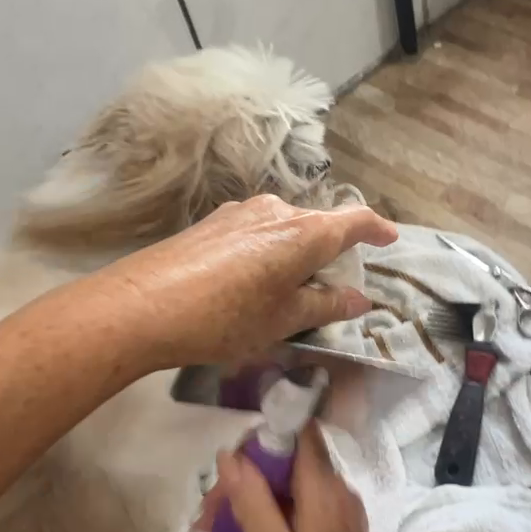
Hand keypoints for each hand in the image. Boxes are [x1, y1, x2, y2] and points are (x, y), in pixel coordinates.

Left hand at [62, 195, 395, 372]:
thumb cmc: (225, 318)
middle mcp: (276, 211)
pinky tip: (249, 282)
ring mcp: (240, 212)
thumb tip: (359, 299)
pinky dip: (268, 252)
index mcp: (304, 233)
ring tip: (286, 291)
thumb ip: (325, 305)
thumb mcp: (283, 320)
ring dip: (295, 254)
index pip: (354, 220)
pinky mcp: (211, 222)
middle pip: (317, 226)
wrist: (140, 306)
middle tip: (331, 288)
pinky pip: (256, 233)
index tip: (390, 239)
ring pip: (284, 230)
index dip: (377, 229)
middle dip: (331, 252)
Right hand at [202, 423, 406, 531]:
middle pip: (287, 460)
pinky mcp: (339, 529)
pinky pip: (301, 504)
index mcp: (325, 490)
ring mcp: (342, 509)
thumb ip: (253, 502)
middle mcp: (338, 489)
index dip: (259, 440)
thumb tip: (229, 455)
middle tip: (207, 518)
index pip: (296, 432)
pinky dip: (271, 514)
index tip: (227, 469)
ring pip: (290, 483)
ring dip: (253, 499)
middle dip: (245, 478)